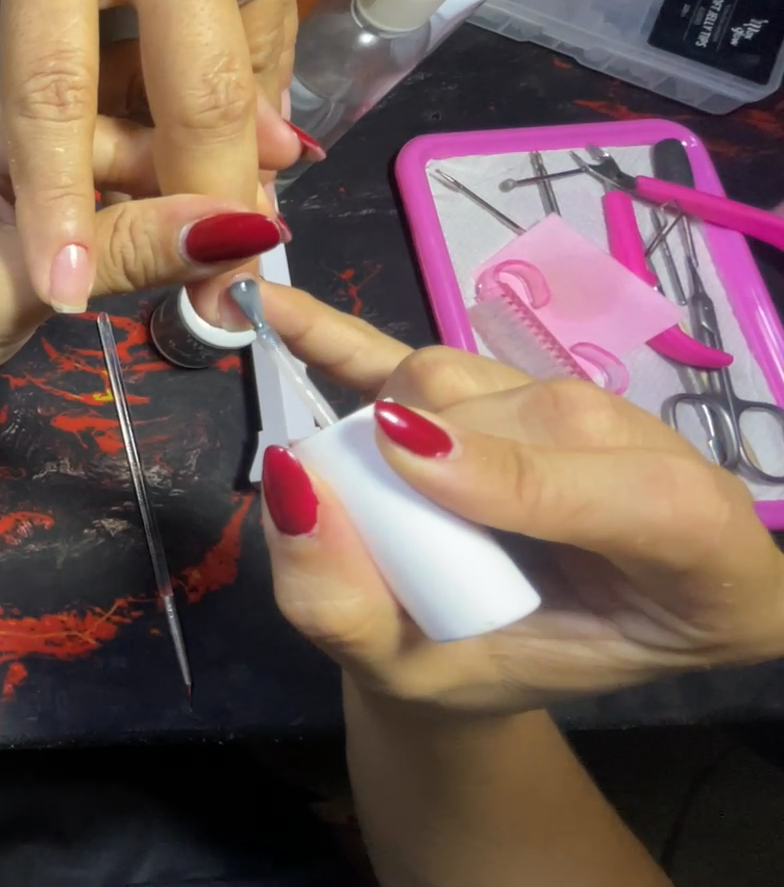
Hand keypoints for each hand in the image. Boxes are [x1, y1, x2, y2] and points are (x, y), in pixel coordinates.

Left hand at [0, 82, 284, 424]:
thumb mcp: (17, 285)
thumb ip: (124, 249)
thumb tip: (248, 225)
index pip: (102, 132)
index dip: (184, 176)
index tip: (269, 211)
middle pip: (116, 146)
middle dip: (190, 191)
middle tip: (278, 223)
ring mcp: (13, 158)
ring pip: (115, 175)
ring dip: (176, 210)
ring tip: (259, 235)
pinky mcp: (24, 199)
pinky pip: (98, 202)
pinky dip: (145, 227)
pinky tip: (204, 240)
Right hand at [251, 282, 783, 714]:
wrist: (454, 647)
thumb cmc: (447, 671)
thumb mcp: (391, 671)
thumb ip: (341, 604)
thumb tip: (293, 479)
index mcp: (708, 588)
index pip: (655, 502)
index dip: (524, 473)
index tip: (400, 461)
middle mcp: (668, 484)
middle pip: (553, 415)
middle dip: (433, 443)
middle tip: (362, 502)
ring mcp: (583, 424)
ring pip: (478, 372)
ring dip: (393, 409)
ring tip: (368, 477)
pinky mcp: (494, 392)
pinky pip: (411, 352)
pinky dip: (334, 334)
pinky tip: (271, 307)